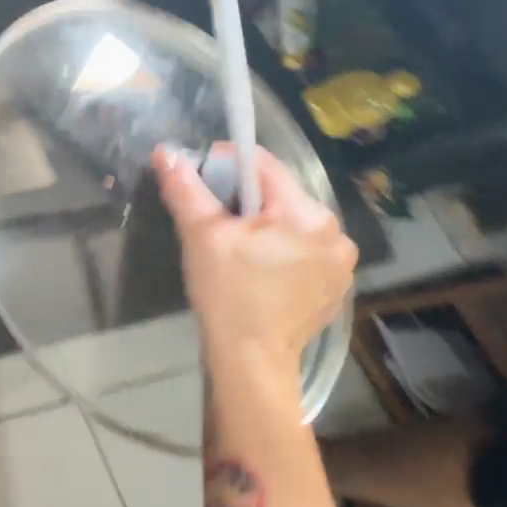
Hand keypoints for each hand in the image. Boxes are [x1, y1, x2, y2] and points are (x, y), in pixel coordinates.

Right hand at [152, 144, 355, 365]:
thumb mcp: (200, 234)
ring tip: (232, 245)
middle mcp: (336, 233)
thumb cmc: (226, 291)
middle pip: (279, 194)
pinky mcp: (335, 284)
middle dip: (243, 198)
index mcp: (307, 215)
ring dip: (261, 223)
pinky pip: (302, 248)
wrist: (251, 355)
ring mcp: (341, 262)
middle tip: (211, 219)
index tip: (198, 177)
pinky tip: (255, 268)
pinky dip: (278, 247)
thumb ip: (185, 188)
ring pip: (290, 221)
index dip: (226, 162)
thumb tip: (165, 151)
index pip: (264, 166)